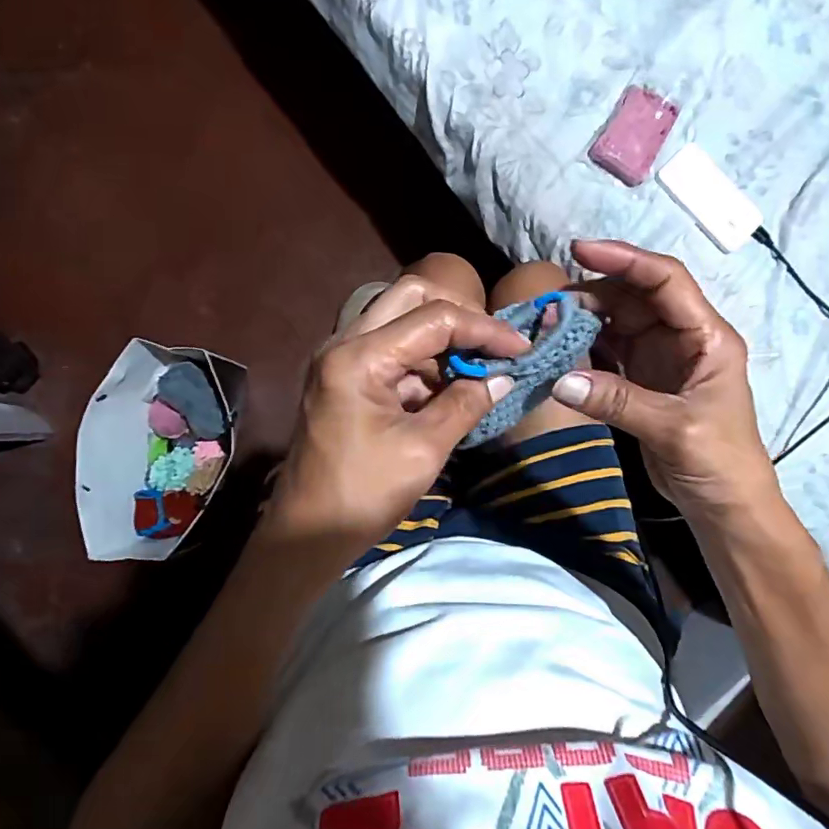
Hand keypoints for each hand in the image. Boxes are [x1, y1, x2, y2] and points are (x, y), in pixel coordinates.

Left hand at [270, 299, 525, 547]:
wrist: (307, 530)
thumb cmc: (363, 493)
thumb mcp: (424, 449)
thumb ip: (466, 403)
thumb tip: (503, 377)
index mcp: (358, 356)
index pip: (433, 317)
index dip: (484, 328)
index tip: (521, 348)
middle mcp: (343, 343)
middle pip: (410, 298)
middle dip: (457, 317)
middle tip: (491, 347)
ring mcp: (339, 358)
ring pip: (399, 321)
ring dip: (440, 341)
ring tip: (477, 372)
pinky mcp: (342, 377)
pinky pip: (388, 350)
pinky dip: (421, 363)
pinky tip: (449, 388)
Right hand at [550, 239, 776, 517]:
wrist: (724, 506)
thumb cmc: (719, 461)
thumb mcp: (674, 429)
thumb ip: (618, 401)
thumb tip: (560, 379)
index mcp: (706, 336)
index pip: (665, 281)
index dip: (625, 260)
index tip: (580, 250)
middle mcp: (681, 337)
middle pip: (633, 297)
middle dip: (591, 293)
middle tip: (548, 306)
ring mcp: (658, 357)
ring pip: (615, 322)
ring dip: (581, 320)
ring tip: (545, 326)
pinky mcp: (639, 379)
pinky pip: (605, 351)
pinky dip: (581, 347)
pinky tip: (557, 350)